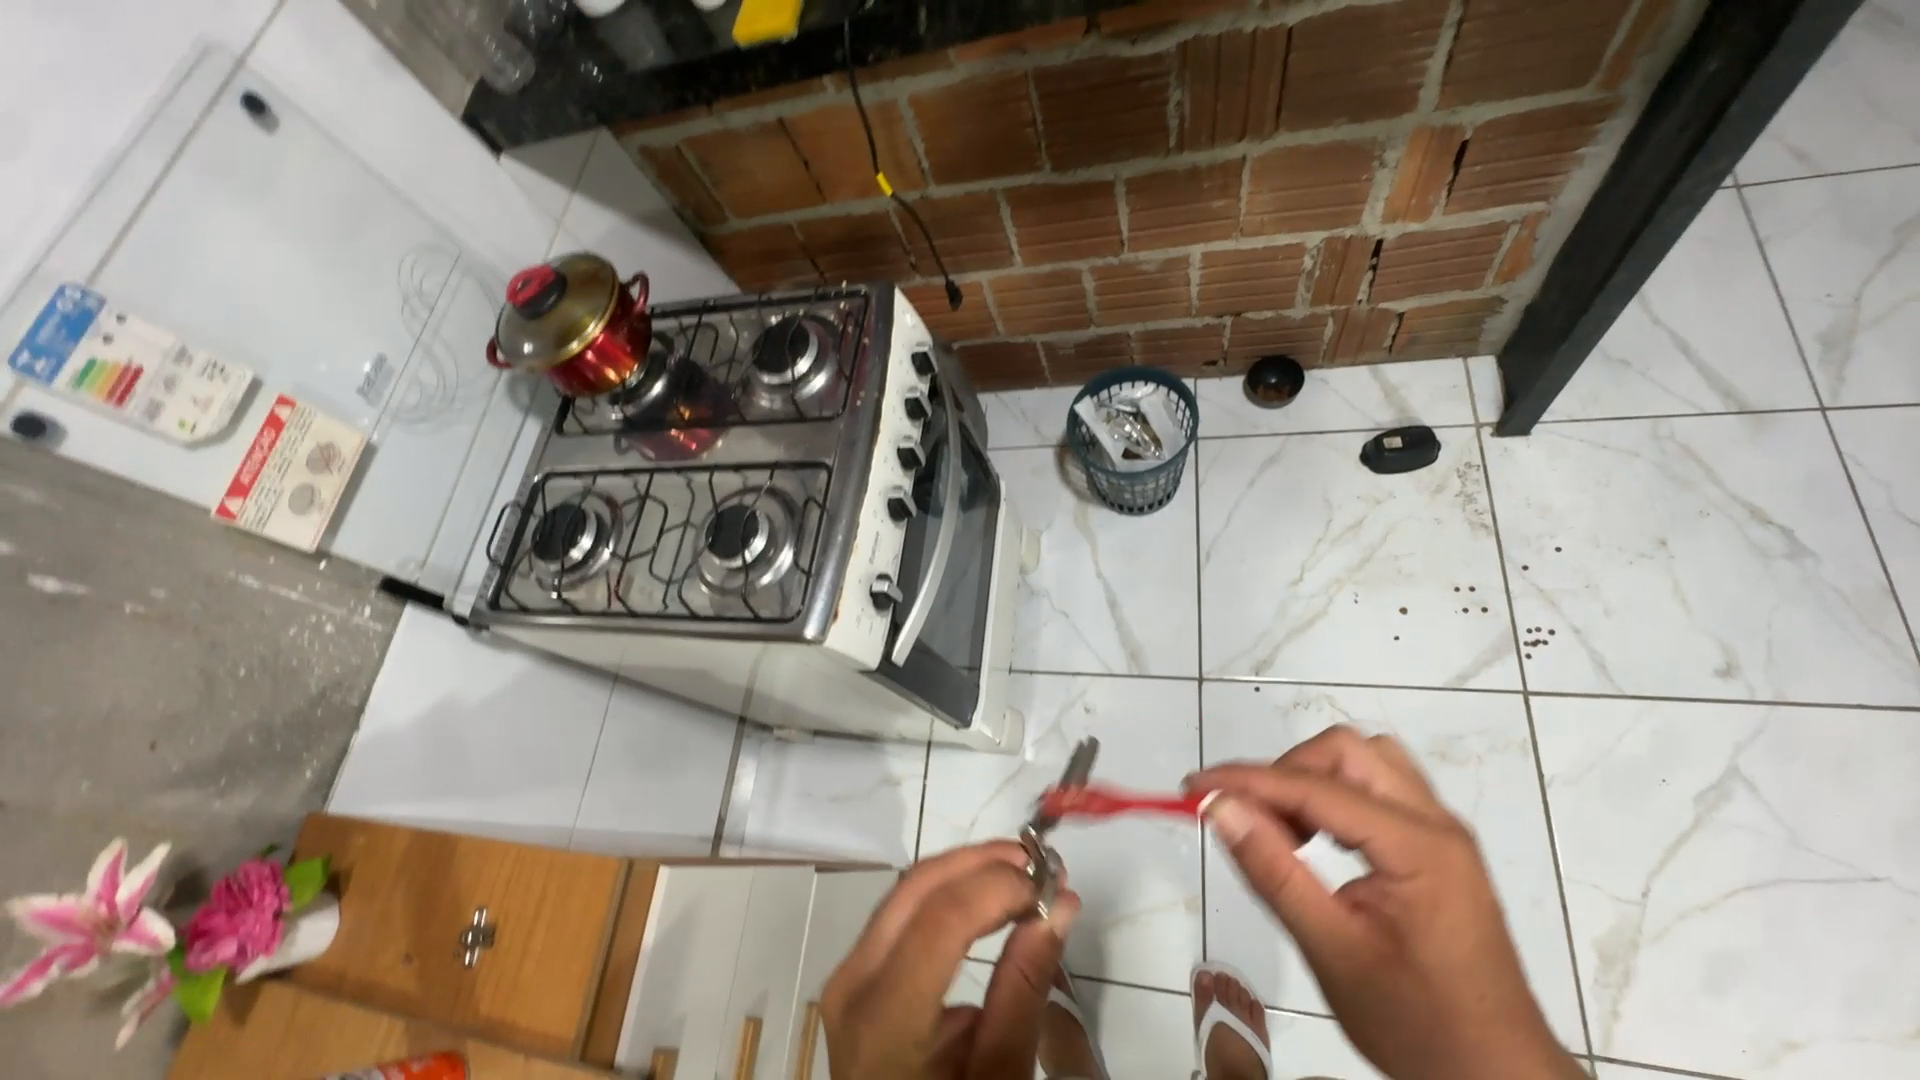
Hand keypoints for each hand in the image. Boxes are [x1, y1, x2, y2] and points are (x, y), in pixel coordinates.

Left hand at [821, 841, 1080, 1078]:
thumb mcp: (998, 1075)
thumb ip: (1024, 987)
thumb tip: (1059, 905)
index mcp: (884, 1018)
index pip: (942, 919)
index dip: (999, 887)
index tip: (1052, 884)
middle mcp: (853, 980)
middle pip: (918, 889)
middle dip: (983, 863)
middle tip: (1041, 863)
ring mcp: (847, 974)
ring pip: (907, 890)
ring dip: (966, 870)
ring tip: (1024, 873)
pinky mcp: (855, 972)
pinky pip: (900, 911)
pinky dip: (947, 892)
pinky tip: (987, 896)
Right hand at [1190, 726, 1582, 1079]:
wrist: (1496, 1076)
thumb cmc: (1416, 1023)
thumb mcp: (1332, 950)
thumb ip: (1273, 871)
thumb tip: (1219, 808)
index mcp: (1417, 847)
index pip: (1316, 787)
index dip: (1247, 781)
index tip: (1192, 788)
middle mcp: (1435, 823)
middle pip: (1348, 753)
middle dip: (1285, 773)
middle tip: (1247, 820)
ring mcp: (1441, 834)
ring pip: (1366, 763)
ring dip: (1312, 779)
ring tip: (1280, 830)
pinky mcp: (1437, 850)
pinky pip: (1378, 793)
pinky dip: (1334, 798)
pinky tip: (1312, 841)